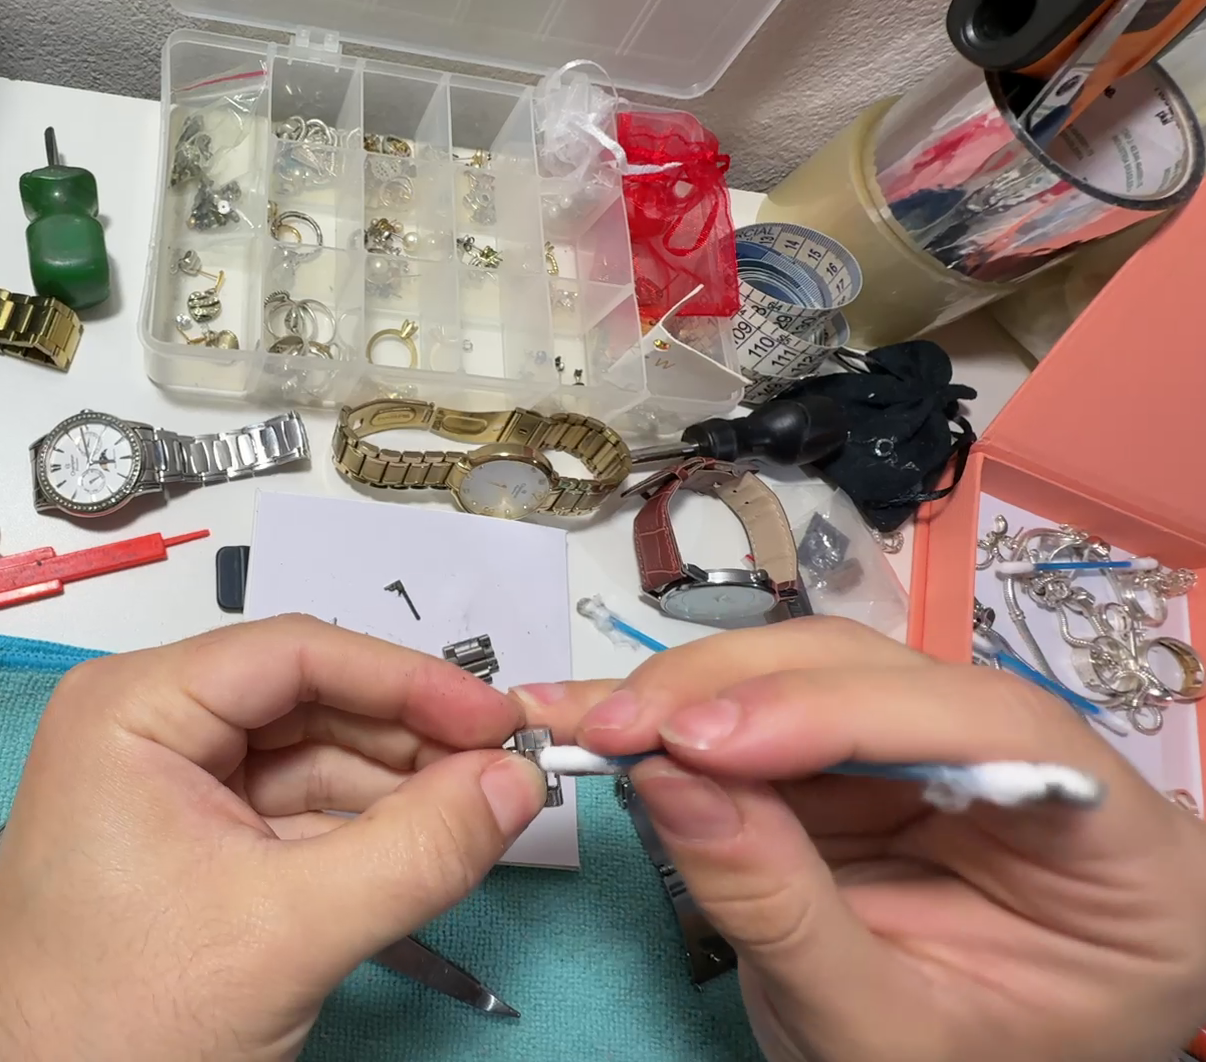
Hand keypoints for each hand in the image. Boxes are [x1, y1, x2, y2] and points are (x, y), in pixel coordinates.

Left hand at [0, 615, 546, 1059]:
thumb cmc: (122, 1024)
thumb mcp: (286, 934)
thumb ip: (417, 851)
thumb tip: (514, 781)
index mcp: (134, 705)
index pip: (290, 655)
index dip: (403, 678)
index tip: (493, 715)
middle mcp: (146, 716)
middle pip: (303, 696)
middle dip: (405, 733)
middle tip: (499, 766)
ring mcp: (168, 766)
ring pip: (305, 746)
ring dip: (393, 778)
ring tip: (476, 804)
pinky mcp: (190, 816)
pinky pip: (290, 795)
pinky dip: (359, 815)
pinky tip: (421, 832)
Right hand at [512, 617, 1205, 1061]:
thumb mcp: (869, 1028)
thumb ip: (776, 905)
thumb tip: (664, 778)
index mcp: (1114, 851)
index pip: (988, 725)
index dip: (834, 711)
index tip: (699, 743)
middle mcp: (1009, 766)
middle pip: (863, 670)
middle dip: (724, 690)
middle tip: (617, 730)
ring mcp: (901, 749)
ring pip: (781, 669)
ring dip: (673, 693)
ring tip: (590, 727)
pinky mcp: (816, 752)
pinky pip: (727, 706)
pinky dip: (649, 711)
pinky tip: (581, 708)